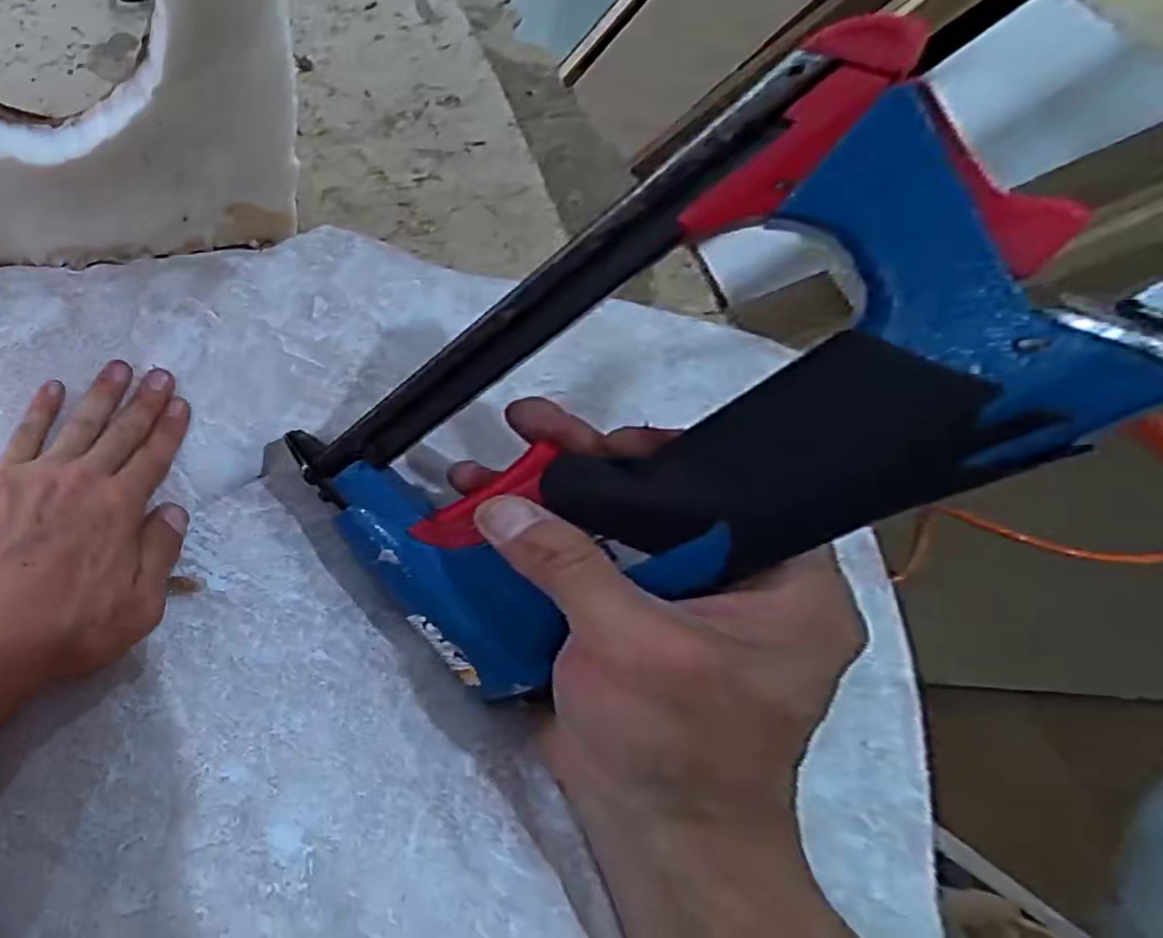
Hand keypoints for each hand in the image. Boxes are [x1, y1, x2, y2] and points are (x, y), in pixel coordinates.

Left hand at [0, 361, 191, 695]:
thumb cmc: (69, 627)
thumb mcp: (138, 606)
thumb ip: (160, 552)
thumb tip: (174, 509)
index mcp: (121, 508)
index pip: (153, 458)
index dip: (169, 429)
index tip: (180, 403)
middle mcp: (86, 480)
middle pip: (122, 432)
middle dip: (145, 401)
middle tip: (160, 374)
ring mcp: (42, 474)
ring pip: (81, 423)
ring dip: (103, 393)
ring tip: (119, 367)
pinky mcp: (3, 479)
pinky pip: (26, 433)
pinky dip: (41, 408)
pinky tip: (53, 387)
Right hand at [451, 398, 863, 937]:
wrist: (650, 832)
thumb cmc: (677, 743)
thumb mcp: (631, 644)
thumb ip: (566, 564)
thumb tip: (497, 504)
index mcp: (776, 585)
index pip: (727, 490)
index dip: (663, 455)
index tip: (603, 439)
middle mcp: (721, 583)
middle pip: (645, 502)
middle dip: (578, 464)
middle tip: (525, 421)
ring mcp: (659, 602)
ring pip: (597, 530)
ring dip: (538, 499)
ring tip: (478, 469)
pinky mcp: (610, 621)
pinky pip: (568, 565)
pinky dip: (526, 541)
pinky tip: (481, 518)